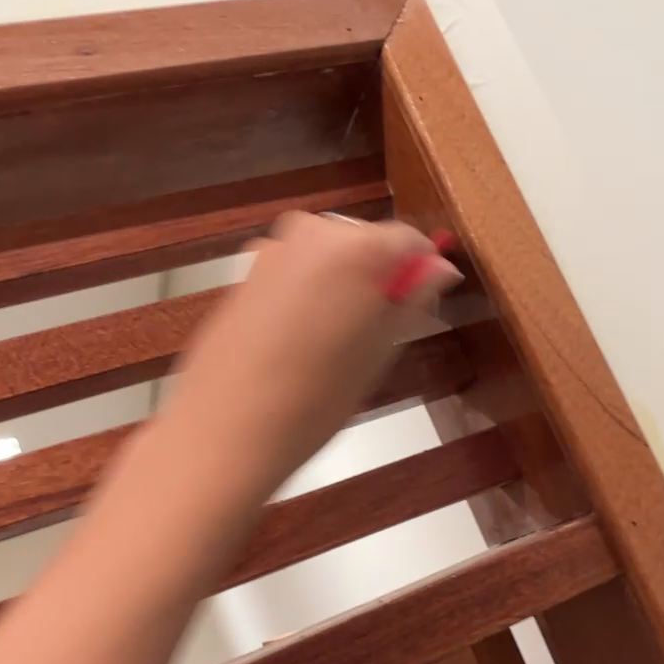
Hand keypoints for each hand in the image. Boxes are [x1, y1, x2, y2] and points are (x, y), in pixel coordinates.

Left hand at [161, 211, 462, 497]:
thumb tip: (439, 269)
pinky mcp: (243, 275)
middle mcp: (311, 233)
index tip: (424, 304)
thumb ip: (411, 300)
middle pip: (364, 243)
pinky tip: (299, 345)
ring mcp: (270, 251)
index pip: (409, 239)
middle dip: (377, 278)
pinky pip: (293, 272)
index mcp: (356, 247)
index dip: (422, 271)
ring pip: (326, 258)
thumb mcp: (379, 352)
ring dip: (341, 286)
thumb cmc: (314, 399)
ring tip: (337, 345)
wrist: (224, 430)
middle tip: (378, 334)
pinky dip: (306, 295)